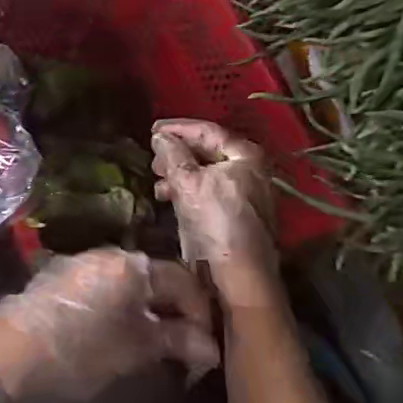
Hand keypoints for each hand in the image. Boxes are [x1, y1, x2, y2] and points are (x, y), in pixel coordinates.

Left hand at [0, 249, 219, 399]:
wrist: (12, 350)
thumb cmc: (80, 348)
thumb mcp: (134, 349)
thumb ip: (175, 341)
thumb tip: (210, 347)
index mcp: (131, 265)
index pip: (182, 281)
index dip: (200, 313)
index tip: (206, 345)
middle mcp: (107, 256)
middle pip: (155, 279)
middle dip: (174, 312)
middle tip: (184, 348)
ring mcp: (80, 265)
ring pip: (128, 284)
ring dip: (146, 311)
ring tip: (154, 345)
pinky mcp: (60, 279)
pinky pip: (104, 288)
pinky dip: (120, 308)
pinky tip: (119, 334)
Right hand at [151, 119, 279, 287]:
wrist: (238, 275)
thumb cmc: (216, 221)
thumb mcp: (187, 182)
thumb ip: (172, 154)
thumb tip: (160, 136)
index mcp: (245, 155)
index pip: (207, 130)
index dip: (177, 128)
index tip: (152, 129)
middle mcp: (250, 170)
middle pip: (207, 151)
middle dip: (177, 152)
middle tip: (153, 155)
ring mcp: (245, 193)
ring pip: (205, 172)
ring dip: (178, 172)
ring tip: (157, 178)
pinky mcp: (235, 214)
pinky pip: (206, 191)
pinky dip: (186, 190)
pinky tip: (168, 197)